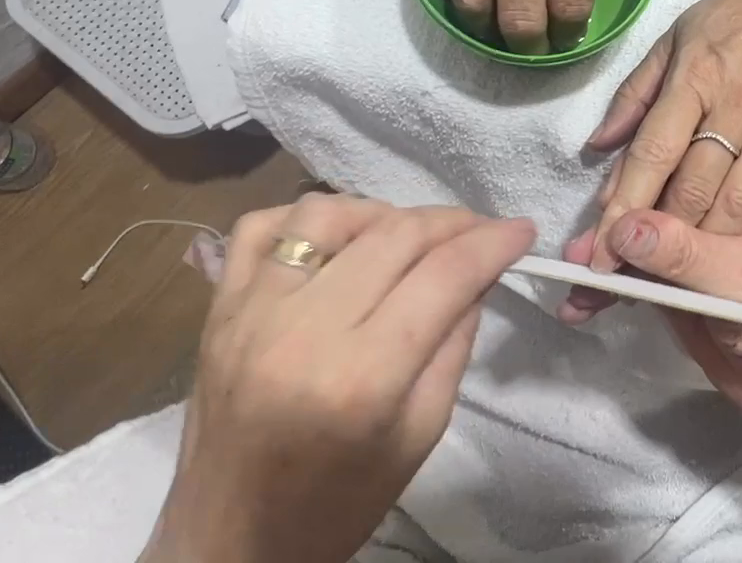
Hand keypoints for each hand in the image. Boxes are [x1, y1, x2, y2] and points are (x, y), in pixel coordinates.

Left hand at [140, 193, 534, 562]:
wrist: (228, 542)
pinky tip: (339, 241)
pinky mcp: (219, 308)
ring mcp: (250, 312)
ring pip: (330, 213)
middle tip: (482, 232)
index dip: (493, 243)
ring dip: (384, 213)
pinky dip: (309, 218)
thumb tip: (479, 271)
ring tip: (407, 240)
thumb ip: (455, 341)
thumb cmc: (338, 503)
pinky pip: (261, 226)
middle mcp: (302, 331)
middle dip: (454, 223)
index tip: (523, 231)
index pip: (444, 277)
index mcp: (361, 379)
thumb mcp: (423, 433)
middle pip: (396, 235)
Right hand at [564, 185, 741, 429]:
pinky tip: (578, 307)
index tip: (605, 215)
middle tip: (579, 257)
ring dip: (599, 258)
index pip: (680, 164)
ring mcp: (688, 241)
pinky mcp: (670, 277)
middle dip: (609, 225)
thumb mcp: (738, 282)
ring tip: (573, 284)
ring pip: (632, 233)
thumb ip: (683, 252)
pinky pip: (629, 272)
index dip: (638, 183)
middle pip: (647, 196)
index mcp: (738, 187)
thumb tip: (623, 226)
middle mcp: (710, 205)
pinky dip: (603, 288)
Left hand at [569, 0, 741, 316]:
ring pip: (741, 200)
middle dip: (657, 237)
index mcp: (693, 81)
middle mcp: (736, 108)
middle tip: (630, 277)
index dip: (622, 206)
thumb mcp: (670, 40)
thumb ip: (633, 95)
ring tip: (683, 274)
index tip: (598, 254)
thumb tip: (597, 147)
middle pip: (693, 187)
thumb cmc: (728, 15)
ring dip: (710, 241)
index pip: (652, 154)